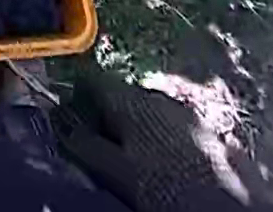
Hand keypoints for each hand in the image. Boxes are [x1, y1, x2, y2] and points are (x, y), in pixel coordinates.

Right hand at [58, 72, 256, 211]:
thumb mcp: (120, 174)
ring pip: (148, 114)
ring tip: (135, 164)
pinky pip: (174, 130)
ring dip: (136, 131)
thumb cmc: (170, 191)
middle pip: (119, 97)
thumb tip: (59, 120)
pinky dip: (162, 143)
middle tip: (101, 151)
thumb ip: (86, 145)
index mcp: (131, 100)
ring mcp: (188, 115)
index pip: (91, 80)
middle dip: (107, 117)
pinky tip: (168, 170)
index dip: (76, 99)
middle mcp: (158, 97)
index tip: (70, 123)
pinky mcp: (213, 136)